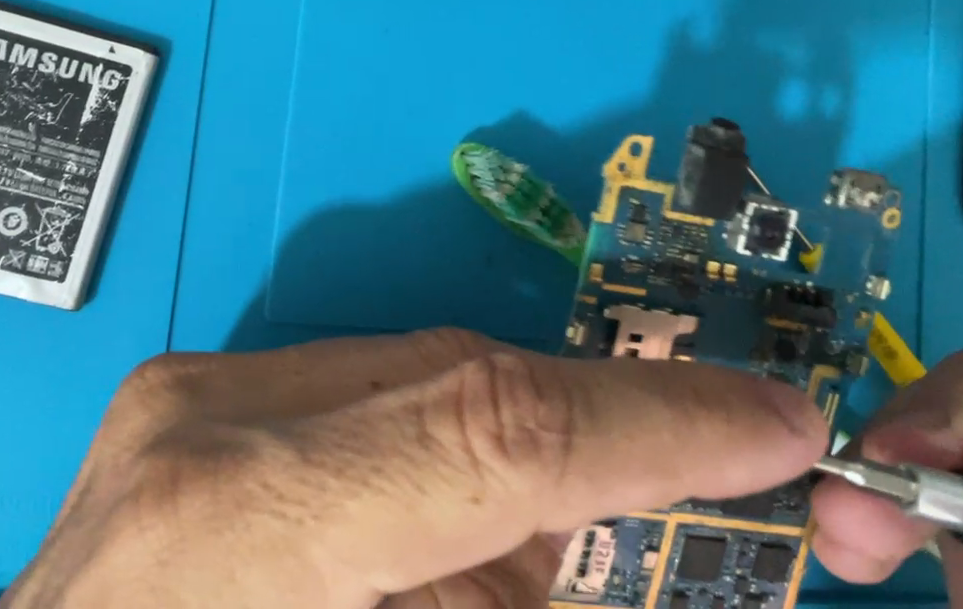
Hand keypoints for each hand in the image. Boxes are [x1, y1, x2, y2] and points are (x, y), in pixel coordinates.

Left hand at [1, 328, 826, 607]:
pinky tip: (423, 530)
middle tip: (688, 473)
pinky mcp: (191, 393)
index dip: (654, 424)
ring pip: (418, 376)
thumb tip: (603, 524)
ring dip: (499, 457)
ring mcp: (192, 391)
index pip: (496, 428)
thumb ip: (516, 597)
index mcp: (250, 518)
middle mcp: (214, 418)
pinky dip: (423, 458)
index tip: (771, 419)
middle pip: (463, 378)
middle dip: (590, 435)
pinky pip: (358, 395)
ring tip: (499, 550)